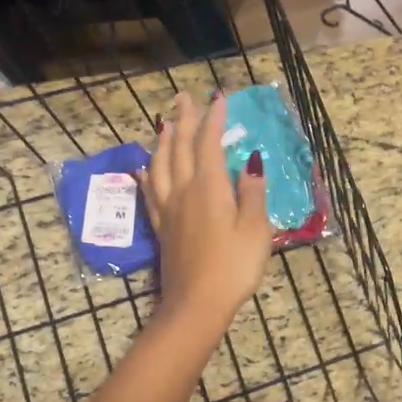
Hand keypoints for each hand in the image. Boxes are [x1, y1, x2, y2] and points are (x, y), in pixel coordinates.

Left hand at [139, 90, 273, 328]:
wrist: (197, 303)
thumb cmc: (234, 266)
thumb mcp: (256, 230)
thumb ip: (253, 193)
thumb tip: (251, 162)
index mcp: (209, 188)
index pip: (209, 144)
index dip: (214, 119)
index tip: (219, 98)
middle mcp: (183, 190)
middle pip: (181, 147)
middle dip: (185, 120)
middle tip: (184, 97)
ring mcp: (168, 209)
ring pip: (161, 164)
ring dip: (164, 140)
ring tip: (165, 123)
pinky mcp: (162, 227)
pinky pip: (150, 190)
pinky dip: (148, 172)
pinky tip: (145, 167)